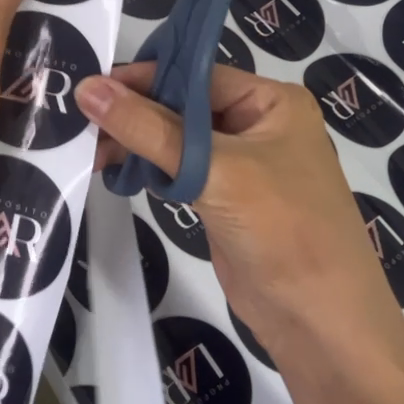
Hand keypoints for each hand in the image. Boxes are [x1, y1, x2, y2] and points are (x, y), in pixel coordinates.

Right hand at [76, 64, 403, 360]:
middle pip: (180, 104)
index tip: (89, 87)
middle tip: (80, 121)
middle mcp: (257, 124)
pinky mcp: (222, 197)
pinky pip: (174, 168)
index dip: (142, 78)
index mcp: (272, 103)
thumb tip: (87, 88)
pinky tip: (111, 170)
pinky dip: (144, 168)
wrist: (322, 328)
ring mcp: (239, 163)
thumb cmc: (284, 233)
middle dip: (132, 112)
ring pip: (173, 137)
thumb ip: (147, 128)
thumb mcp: (213, 171)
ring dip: (133, 142)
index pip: (194, 75)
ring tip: (90, 150)